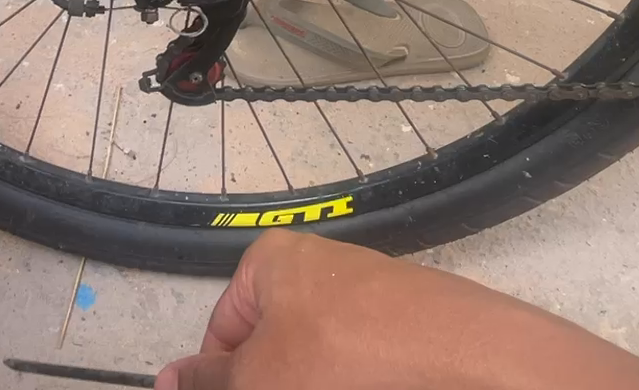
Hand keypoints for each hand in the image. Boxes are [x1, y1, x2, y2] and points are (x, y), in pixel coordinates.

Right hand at [158, 232, 638, 389]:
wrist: (476, 365)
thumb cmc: (344, 361)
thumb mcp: (260, 378)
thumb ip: (211, 382)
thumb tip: (163, 381)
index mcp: (274, 261)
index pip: (222, 332)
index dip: (217, 384)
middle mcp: (324, 271)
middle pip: (275, 352)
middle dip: (271, 388)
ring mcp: (376, 303)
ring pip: (324, 366)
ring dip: (315, 385)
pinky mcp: (418, 334)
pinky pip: (368, 366)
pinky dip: (356, 380)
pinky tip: (371, 385)